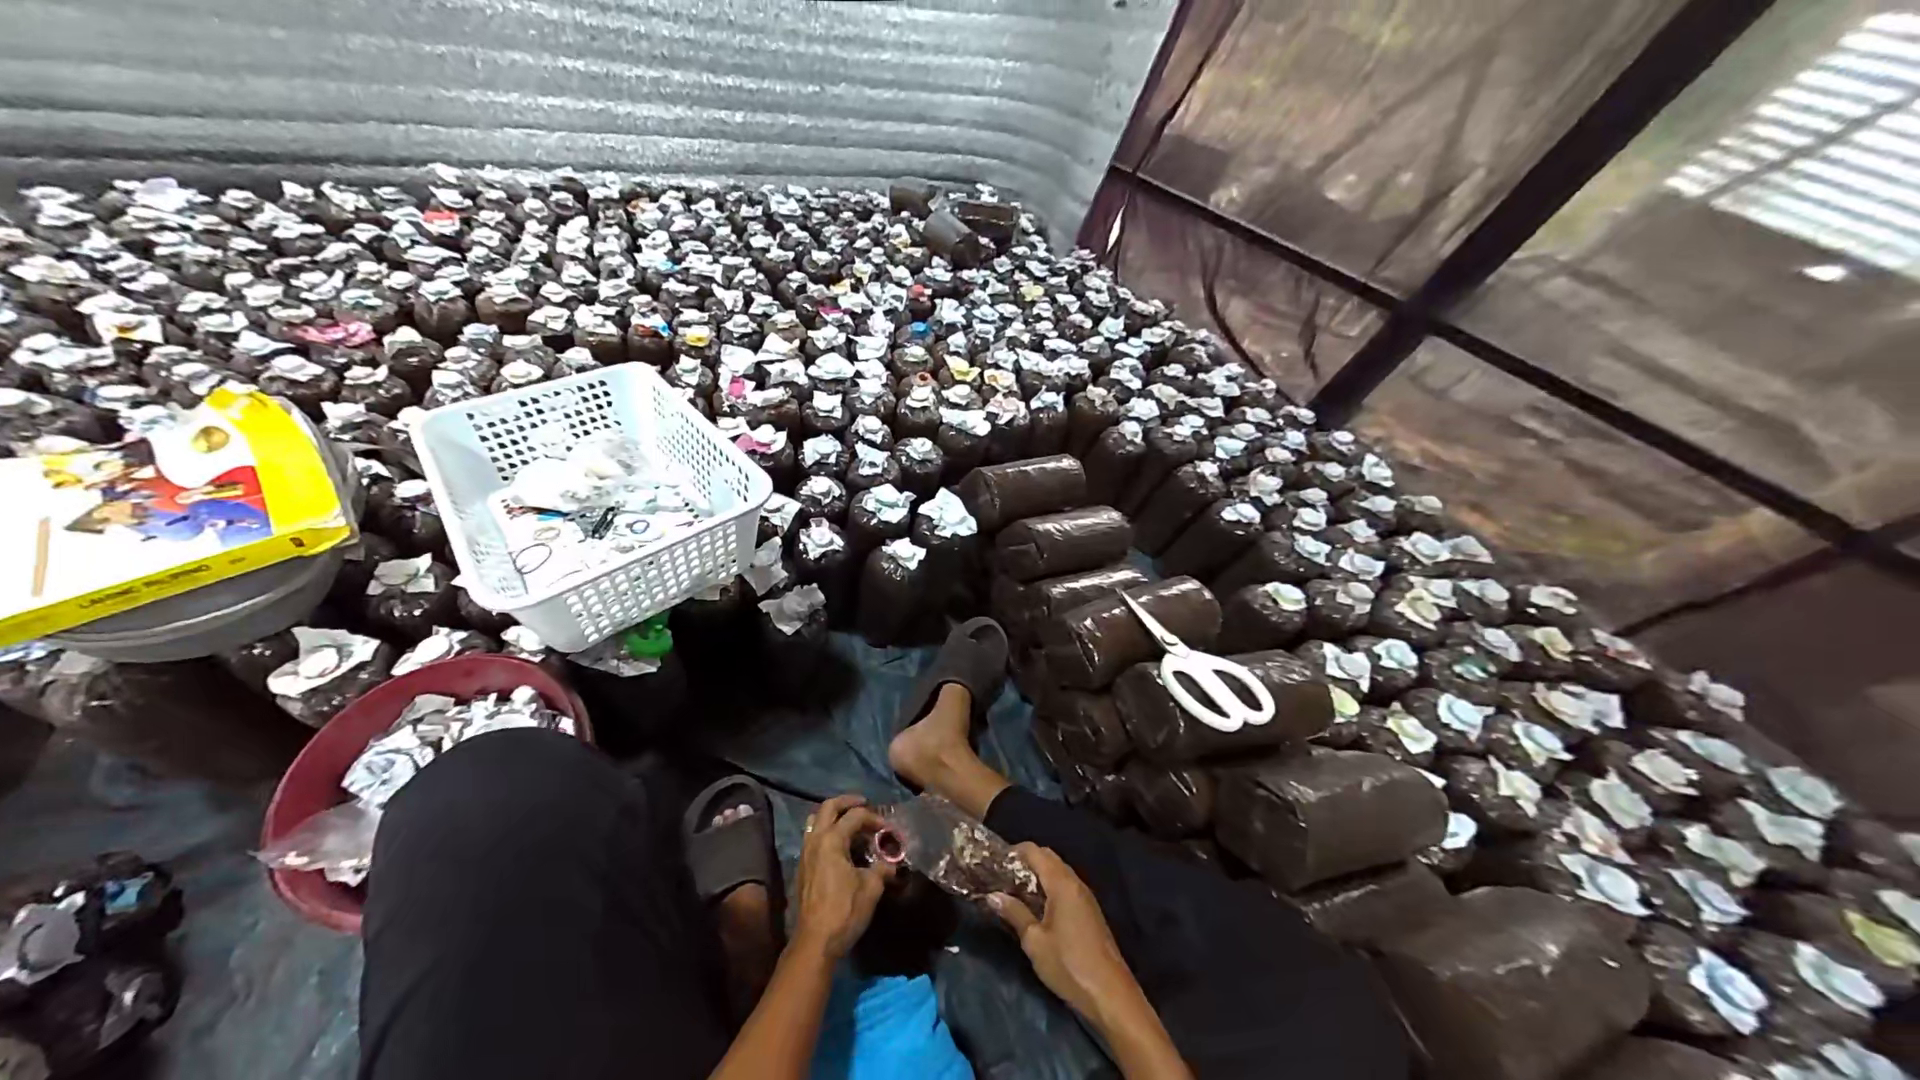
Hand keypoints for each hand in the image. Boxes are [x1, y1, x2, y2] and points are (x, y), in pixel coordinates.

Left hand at [790, 795, 890, 961]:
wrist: (815, 942)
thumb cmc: (844, 911)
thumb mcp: (871, 888)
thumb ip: (881, 869)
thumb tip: (890, 864)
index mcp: (831, 840)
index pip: (855, 816)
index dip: (874, 818)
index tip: (888, 830)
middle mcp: (815, 840)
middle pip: (828, 807)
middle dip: (847, 802)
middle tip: (864, 804)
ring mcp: (805, 854)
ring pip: (815, 821)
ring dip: (833, 816)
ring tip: (850, 823)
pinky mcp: (802, 868)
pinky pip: (812, 838)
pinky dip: (826, 832)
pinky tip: (840, 847)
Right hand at [986, 843, 1139, 1022]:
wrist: (1110, 995)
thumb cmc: (1068, 964)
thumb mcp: (1035, 941)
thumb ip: (1015, 913)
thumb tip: (993, 895)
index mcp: (1062, 883)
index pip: (1036, 851)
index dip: (1015, 851)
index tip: (995, 862)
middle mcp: (1076, 883)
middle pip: (1049, 858)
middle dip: (1026, 861)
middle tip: (1003, 876)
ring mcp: (1086, 898)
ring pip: (1059, 873)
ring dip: (1039, 875)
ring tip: (1015, 890)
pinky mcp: (1090, 912)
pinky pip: (1067, 887)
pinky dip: (1050, 888)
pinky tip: (1037, 907)